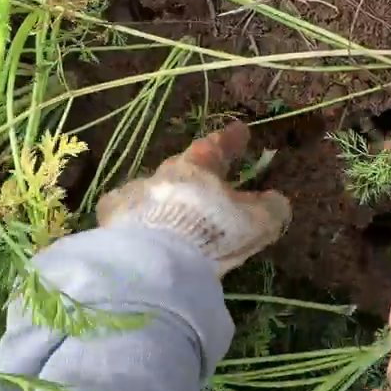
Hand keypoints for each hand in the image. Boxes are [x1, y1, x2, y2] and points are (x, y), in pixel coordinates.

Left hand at [96, 122, 289, 273]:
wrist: (157, 260)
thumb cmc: (213, 231)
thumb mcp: (257, 222)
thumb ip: (270, 208)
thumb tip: (277, 200)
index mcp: (201, 165)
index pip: (219, 145)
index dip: (231, 139)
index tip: (241, 130)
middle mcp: (168, 170)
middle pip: (184, 164)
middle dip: (197, 169)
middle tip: (207, 177)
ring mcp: (137, 191)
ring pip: (157, 186)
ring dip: (169, 194)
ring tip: (176, 209)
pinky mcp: (113, 217)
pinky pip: (129, 210)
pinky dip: (139, 215)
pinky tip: (141, 225)